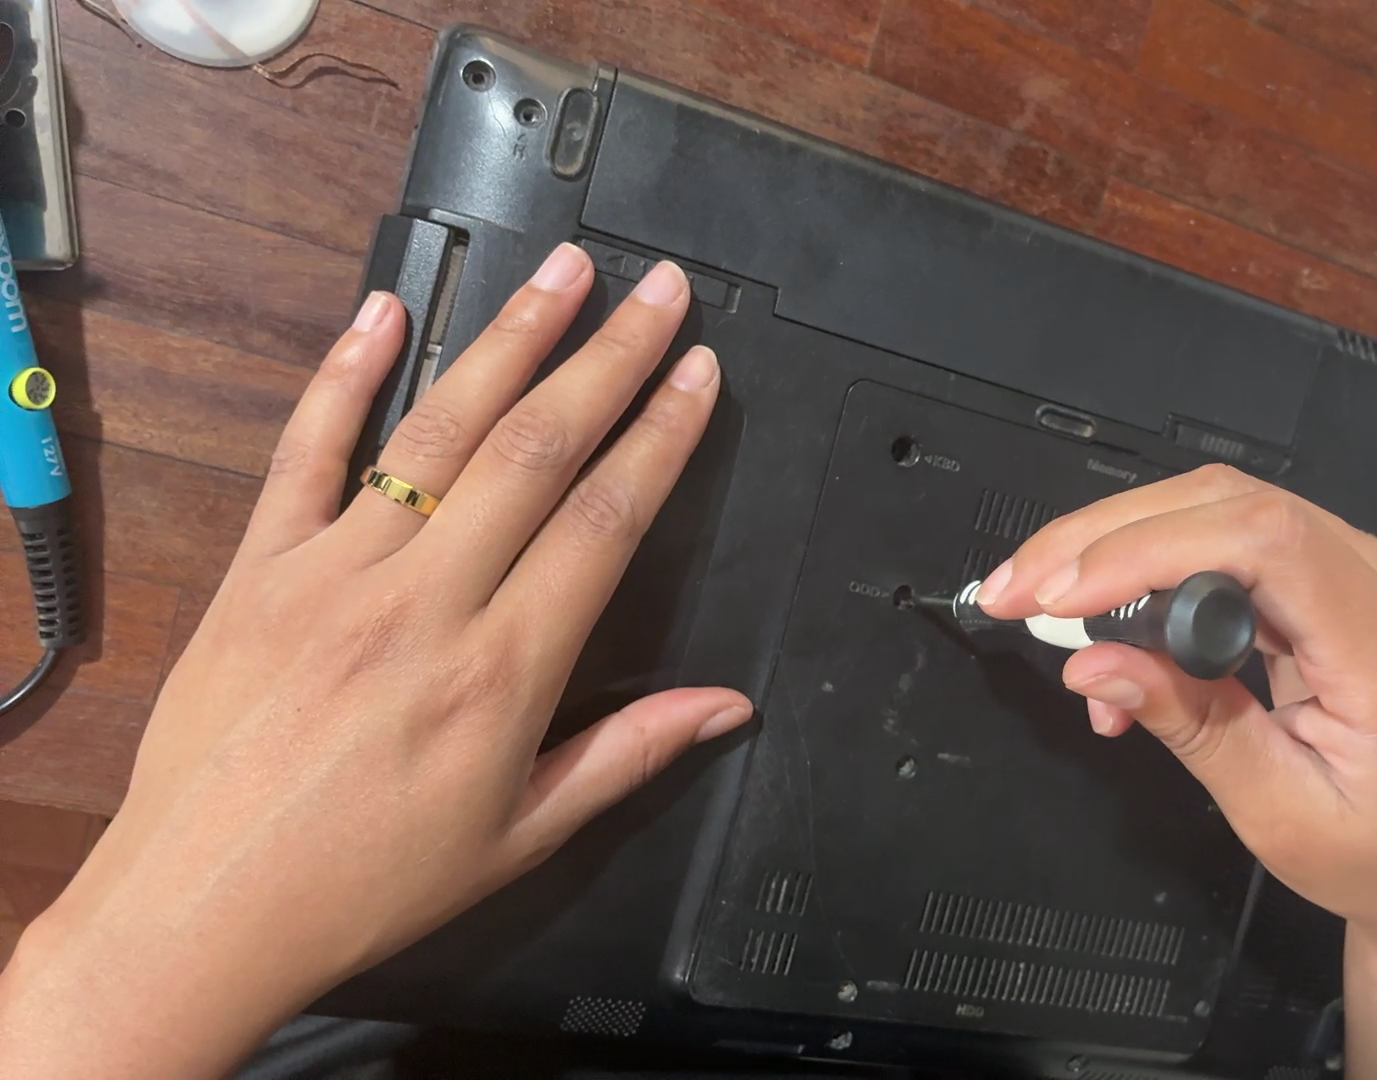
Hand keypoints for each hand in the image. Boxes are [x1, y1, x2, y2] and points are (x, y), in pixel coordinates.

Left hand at [0, 245, 751, 1078]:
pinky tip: (385, 311)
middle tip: (660, 295)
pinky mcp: (257, 570)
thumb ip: (636, 752)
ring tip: (564, 274)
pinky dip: (343, 376)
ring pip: (436, 432)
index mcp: (502, 668)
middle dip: (610, 361)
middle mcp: (423, 601)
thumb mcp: (530, 829)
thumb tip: (732, 705)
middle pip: (535, 451)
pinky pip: (303, 455)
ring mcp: (330, 574)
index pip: (603, 521)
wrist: (190, 923)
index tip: (698, 375)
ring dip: (512, 342)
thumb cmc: (378, 878)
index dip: (660, 438)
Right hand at [977, 465, 1376, 1079]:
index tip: (1062, 595)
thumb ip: (1188, 725)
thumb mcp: (1280, 814)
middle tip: (1020, 589)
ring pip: (1222, 509)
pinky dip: (1154, 571)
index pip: (1267, 542)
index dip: (1149, 548)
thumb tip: (1091, 665)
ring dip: (1118, 547)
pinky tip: (1113, 631)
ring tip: (1046, 602)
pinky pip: (1233, 542)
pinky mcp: (1345, 572)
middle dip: (1105, 539)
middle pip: (1231, 504)